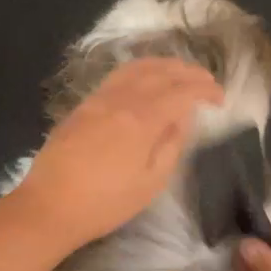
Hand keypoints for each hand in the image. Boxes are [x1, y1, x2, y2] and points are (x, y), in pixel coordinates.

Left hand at [8, 58, 223, 248]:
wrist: (49, 206)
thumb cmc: (105, 203)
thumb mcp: (150, 182)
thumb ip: (171, 145)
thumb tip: (184, 117)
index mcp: (142, 119)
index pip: (182, 92)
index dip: (205, 90)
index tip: (220, 98)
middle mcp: (122, 100)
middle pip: (160, 72)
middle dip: (188, 72)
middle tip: (207, 80)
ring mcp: (99, 99)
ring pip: (137, 68)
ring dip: (163, 64)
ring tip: (180, 71)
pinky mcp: (83, 105)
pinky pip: (117, 75)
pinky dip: (139, 69)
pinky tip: (144, 78)